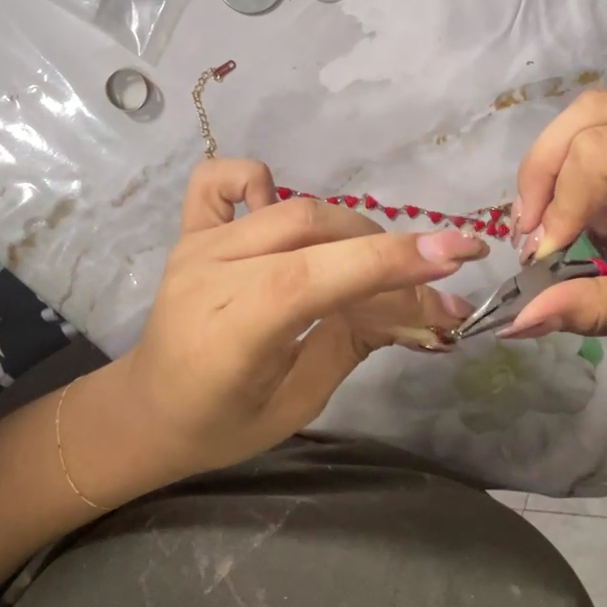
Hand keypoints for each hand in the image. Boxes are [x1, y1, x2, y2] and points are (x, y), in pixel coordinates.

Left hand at [113, 160, 485, 479]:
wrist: (147, 412)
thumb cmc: (221, 425)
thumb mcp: (297, 403)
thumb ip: (356, 343)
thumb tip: (427, 308)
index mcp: (234, 330)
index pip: (319, 276)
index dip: (391, 260)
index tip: (459, 253)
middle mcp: (212, 272)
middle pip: (315, 229)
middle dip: (385, 249)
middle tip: (425, 286)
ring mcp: (198, 245)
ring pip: (292, 207)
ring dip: (349, 228)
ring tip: (373, 266)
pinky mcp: (190, 233)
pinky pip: (220, 180)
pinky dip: (261, 182)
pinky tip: (282, 210)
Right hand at [509, 87, 606, 347]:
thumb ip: (595, 307)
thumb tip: (519, 321)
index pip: (603, 153)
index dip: (561, 205)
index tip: (544, 259)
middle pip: (592, 114)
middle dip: (546, 174)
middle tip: (533, 231)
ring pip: (600, 108)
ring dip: (563, 164)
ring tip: (564, 222)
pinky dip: (591, 156)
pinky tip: (602, 204)